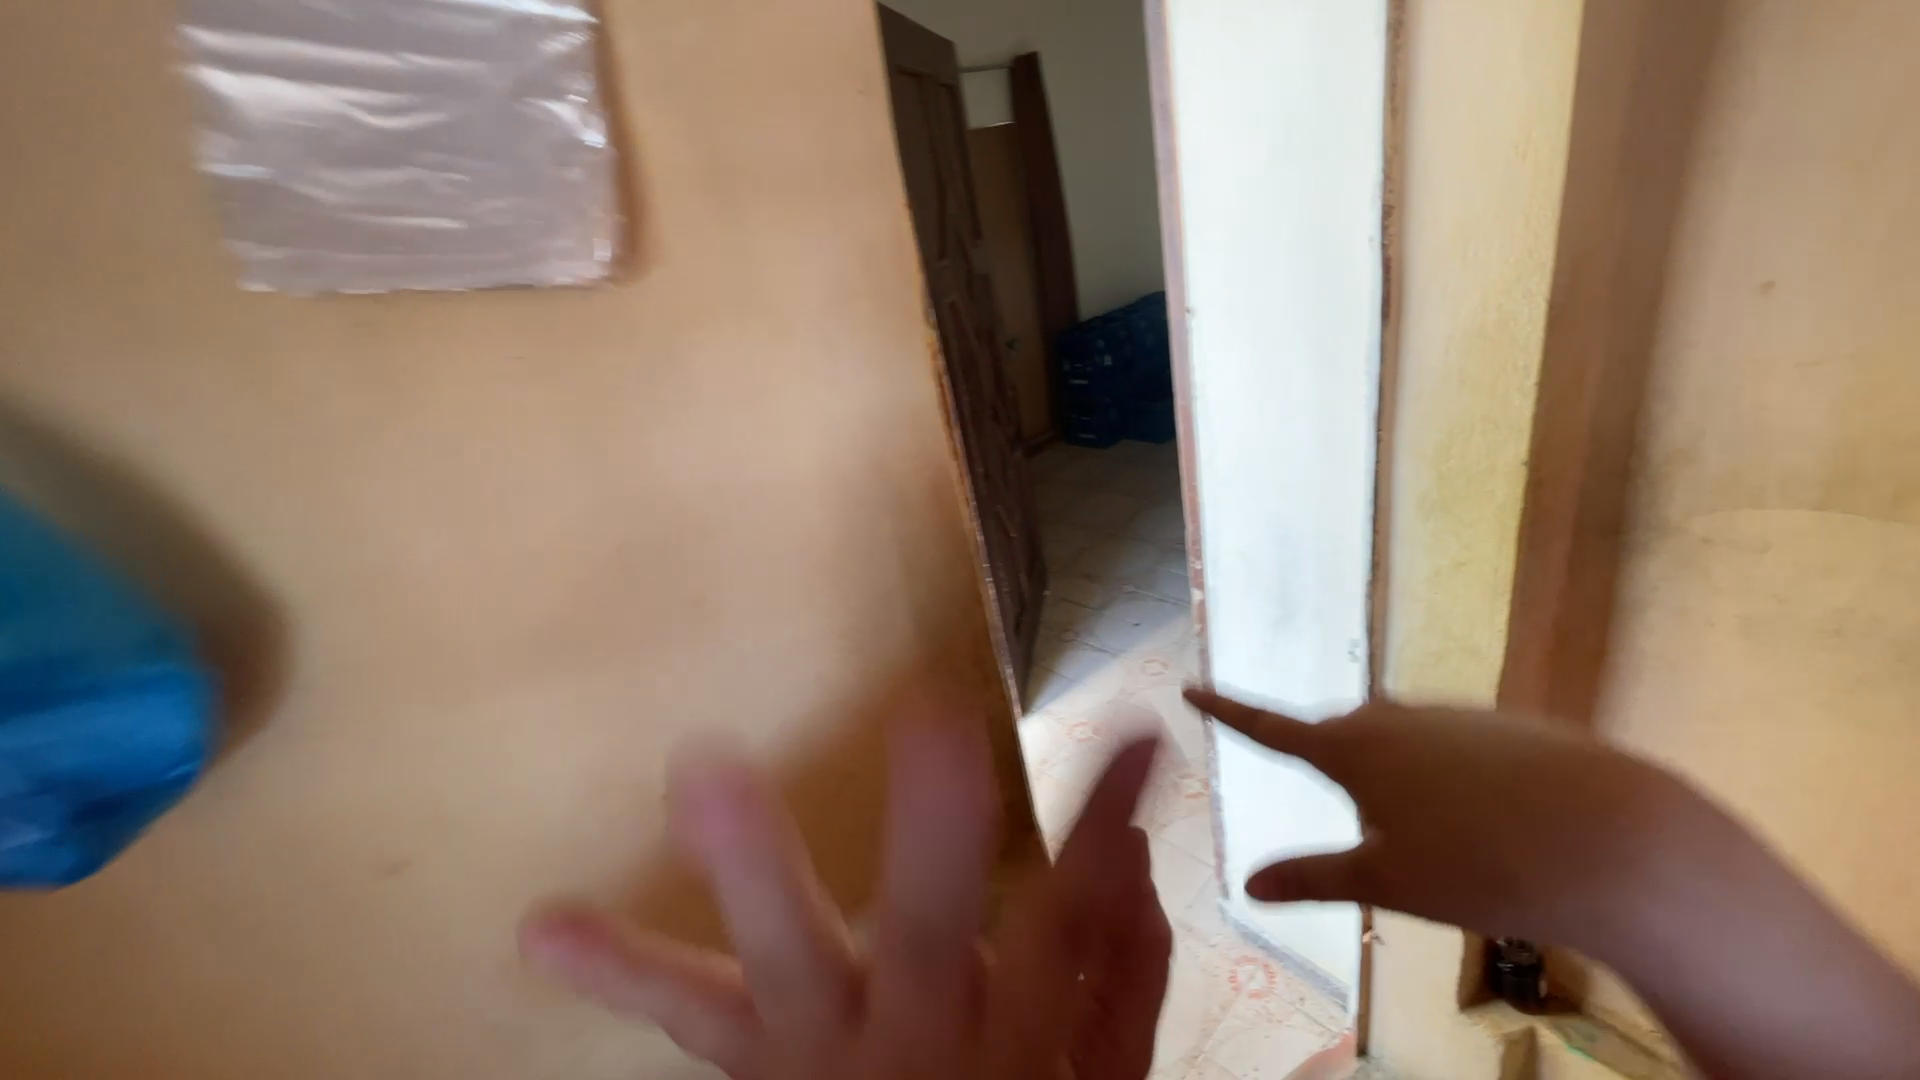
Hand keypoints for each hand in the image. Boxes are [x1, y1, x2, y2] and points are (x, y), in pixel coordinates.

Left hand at [520, 709, 1170, 1079]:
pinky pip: (689, 1020)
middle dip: (939, 832)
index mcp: (1008, 1043)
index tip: (1139, 733)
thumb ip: (1118, 973)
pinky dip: (626, 970)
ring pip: (786, 965)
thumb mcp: (1090, 1077)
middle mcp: (912, 1041)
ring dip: (755, 868)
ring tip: (704, 768)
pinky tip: (544, 932)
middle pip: (933, 933)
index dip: (1107, 825)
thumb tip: (1134, 845)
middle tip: (933, 722)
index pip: (1075, 920)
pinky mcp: (751, 1064)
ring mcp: (815, 1052)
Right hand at [1184, 688, 1702, 950]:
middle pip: (1337, 736)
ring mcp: (1448, 715)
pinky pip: (1448, 744)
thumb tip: (1248, 884)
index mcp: (1348, 749)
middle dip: (1329, 765)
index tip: (1190, 687)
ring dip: (1392, 775)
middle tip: (1356, 821)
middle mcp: (1390, 718)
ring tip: (1436, 834)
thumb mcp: (1386, 881)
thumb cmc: (1480, 866)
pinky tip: (1489, 820)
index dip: (1224, 710)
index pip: (1266, 726)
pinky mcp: (1501, 724)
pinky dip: (1445, 775)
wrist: (1620, 843)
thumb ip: (1313, 877)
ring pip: (1396, 741)